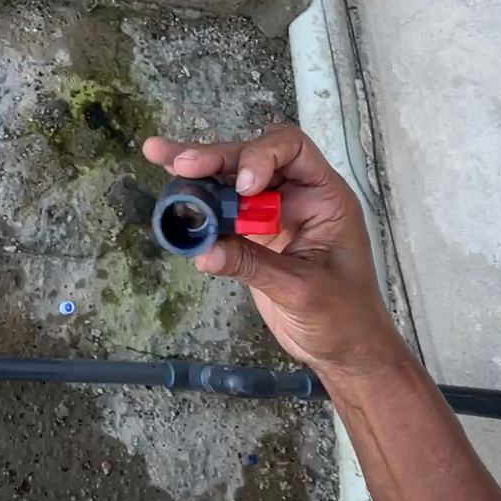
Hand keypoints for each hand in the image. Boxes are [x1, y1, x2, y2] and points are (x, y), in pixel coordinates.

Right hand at [143, 125, 405, 377]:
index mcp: (323, 195)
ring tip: (157, 152)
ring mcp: (270, 209)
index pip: (292, 150)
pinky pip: (219, 204)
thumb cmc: (343, 318)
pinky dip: (194, 194)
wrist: (344, 351)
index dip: (263, 156)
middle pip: (251, 157)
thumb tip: (203, 252)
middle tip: (181, 164)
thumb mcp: (302, 290)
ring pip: (229, 175)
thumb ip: (253, 265)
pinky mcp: (249, 229)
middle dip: (216, 158)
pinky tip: (167, 179)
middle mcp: (295, 192)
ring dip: (195, 167)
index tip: (242, 186)